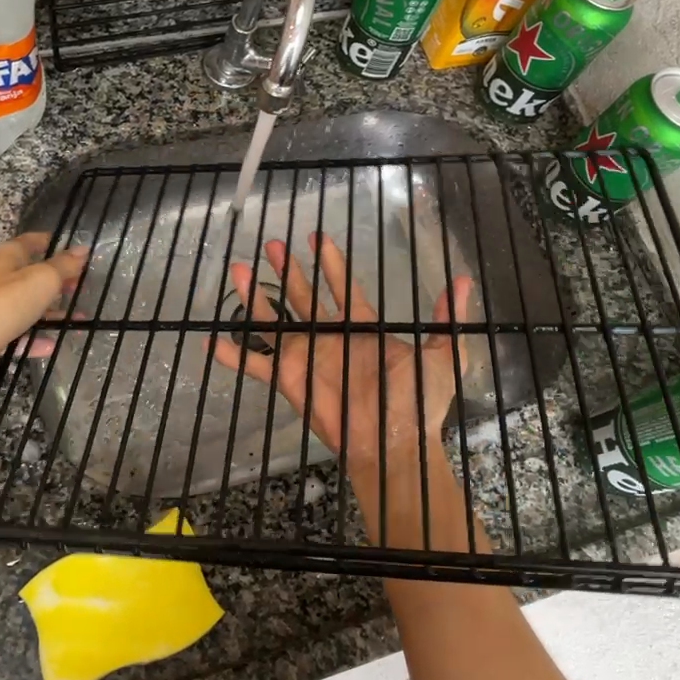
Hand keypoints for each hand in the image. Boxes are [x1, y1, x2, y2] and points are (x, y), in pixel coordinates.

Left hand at [0, 232, 86, 381]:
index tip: (77, 251)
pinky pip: (18, 334)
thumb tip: (83, 249)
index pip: (32, 241)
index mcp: (7, 257)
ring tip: (78, 319)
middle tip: (80, 287)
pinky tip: (52, 345)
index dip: (54, 242)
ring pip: (27, 306)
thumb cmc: (3, 304)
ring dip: (51, 312)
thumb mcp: (41, 280)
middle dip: (57, 281)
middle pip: (31, 275)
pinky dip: (35, 338)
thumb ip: (63, 266)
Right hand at [207, 233, 472, 476]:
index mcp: (360, 326)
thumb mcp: (443, 357)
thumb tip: (465, 282)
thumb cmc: (419, 402)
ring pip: (275, 320)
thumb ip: (449, 320)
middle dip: (288, 269)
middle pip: (302, 295)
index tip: (318, 236)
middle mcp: (329, 335)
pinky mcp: (290, 380)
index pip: (341, 285)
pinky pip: (257, 365)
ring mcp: (307, 356)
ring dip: (256, 297)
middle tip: (273, 243)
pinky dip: (236, 355)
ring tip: (239, 271)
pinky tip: (214, 341)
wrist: (395, 444)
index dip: (330, 261)